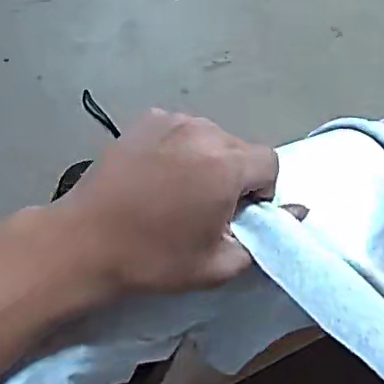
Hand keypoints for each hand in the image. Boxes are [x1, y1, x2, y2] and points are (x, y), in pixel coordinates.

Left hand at [49, 110, 277, 296]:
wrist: (87, 239)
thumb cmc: (155, 257)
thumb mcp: (217, 264)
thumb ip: (264, 238)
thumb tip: (296, 212)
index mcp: (225, 163)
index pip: (269, 161)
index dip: (262, 191)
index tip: (237, 215)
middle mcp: (202, 130)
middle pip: (239, 147)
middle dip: (234, 175)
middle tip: (206, 208)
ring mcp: (171, 119)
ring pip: (209, 136)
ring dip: (207, 158)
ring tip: (177, 190)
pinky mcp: (146, 118)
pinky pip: (180, 129)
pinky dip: (179, 147)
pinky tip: (156, 173)